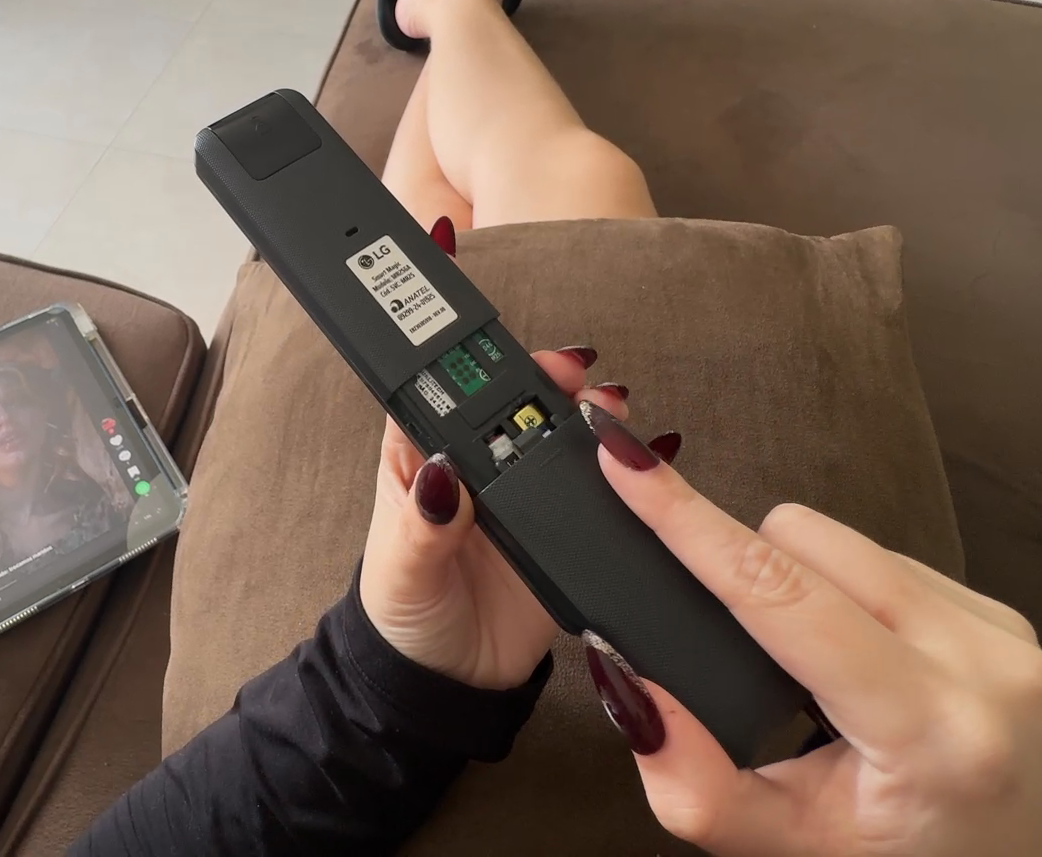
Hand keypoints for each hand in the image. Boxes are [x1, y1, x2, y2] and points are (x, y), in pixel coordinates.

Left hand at [359, 349, 629, 690]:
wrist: (449, 683)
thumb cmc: (402, 613)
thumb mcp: (401, 567)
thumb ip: (421, 525)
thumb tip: (442, 478)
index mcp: (421, 465)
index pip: (442, 400)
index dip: (471, 373)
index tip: (505, 359)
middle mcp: (472, 474)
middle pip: (506, 412)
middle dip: (540, 385)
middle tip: (572, 373)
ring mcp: (516, 504)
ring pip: (551, 445)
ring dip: (580, 421)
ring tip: (608, 407)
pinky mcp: (553, 537)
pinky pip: (586, 498)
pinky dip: (613, 477)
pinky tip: (639, 459)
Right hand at [591, 443, 1041, 856]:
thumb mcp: (774, 845)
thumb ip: (689, 781)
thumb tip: (622, 674)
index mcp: (926, 728)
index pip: (774, 590)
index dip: (685, 517)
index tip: (623, 458)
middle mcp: (981, 662)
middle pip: (800, 539)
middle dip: (743, 564)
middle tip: (738, 639)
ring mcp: (1004, 632)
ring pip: (834, 535)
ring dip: (790, 569)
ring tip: (797, 645)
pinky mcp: (1004, 613)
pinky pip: (876, 549)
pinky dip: (836, 579)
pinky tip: (846, 638)